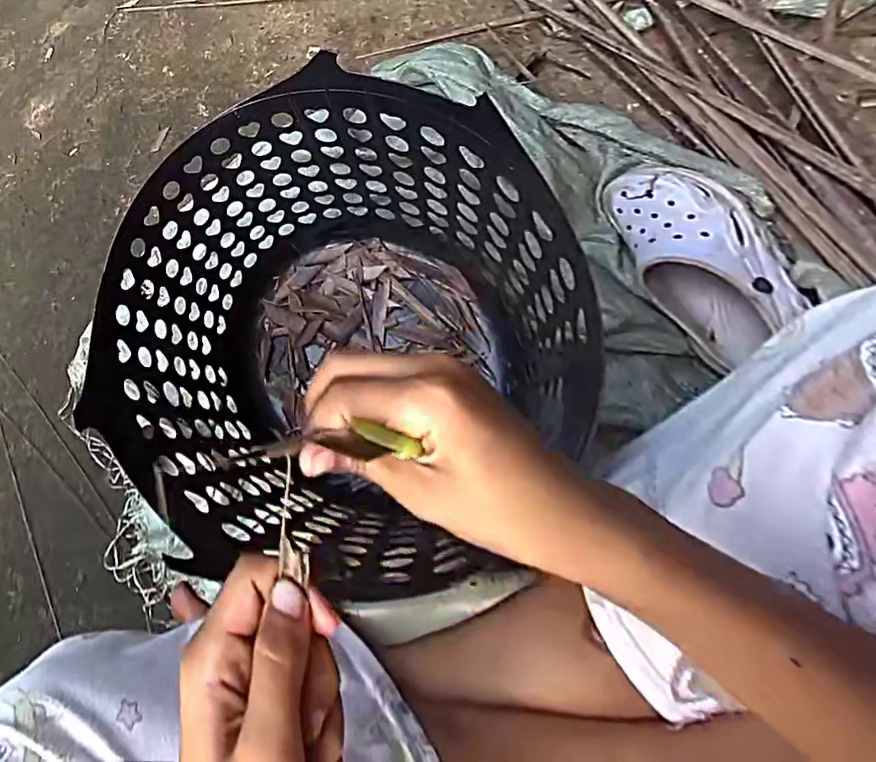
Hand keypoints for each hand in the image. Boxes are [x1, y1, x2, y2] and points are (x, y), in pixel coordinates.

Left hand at [176, 554, 344, 761]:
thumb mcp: (265, 741)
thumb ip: (278, 658)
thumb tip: (291, 586)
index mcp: (212, 652)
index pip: (253, 576)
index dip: (294, 587)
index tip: (324, 624)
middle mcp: (229, 658)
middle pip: (290, 617)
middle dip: (311, 667)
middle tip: (300, 719)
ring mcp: (254, 684)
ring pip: (310, 658)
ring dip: (318, 705)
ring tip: (302, 747)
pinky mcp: (276, 708)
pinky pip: (316, 694)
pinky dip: (322, 726)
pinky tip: (307, 753)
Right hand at [296, 352, 624, 580]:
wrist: (570, 512)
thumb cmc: (499, 514)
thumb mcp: (421, 492)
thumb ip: (359, 461)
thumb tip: (306, 456)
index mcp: (428, 396)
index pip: (344, 394)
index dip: (317, 425)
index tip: (308, 458)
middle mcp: (431, 364)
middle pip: (344, 362)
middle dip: (319, 400)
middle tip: (317, 443)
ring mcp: (442, 362)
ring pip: (362, 362)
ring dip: (342, 395)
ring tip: (341, 440)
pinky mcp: (448, 371)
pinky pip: (387, 371)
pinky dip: (367, 394)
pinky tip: (372, 430)